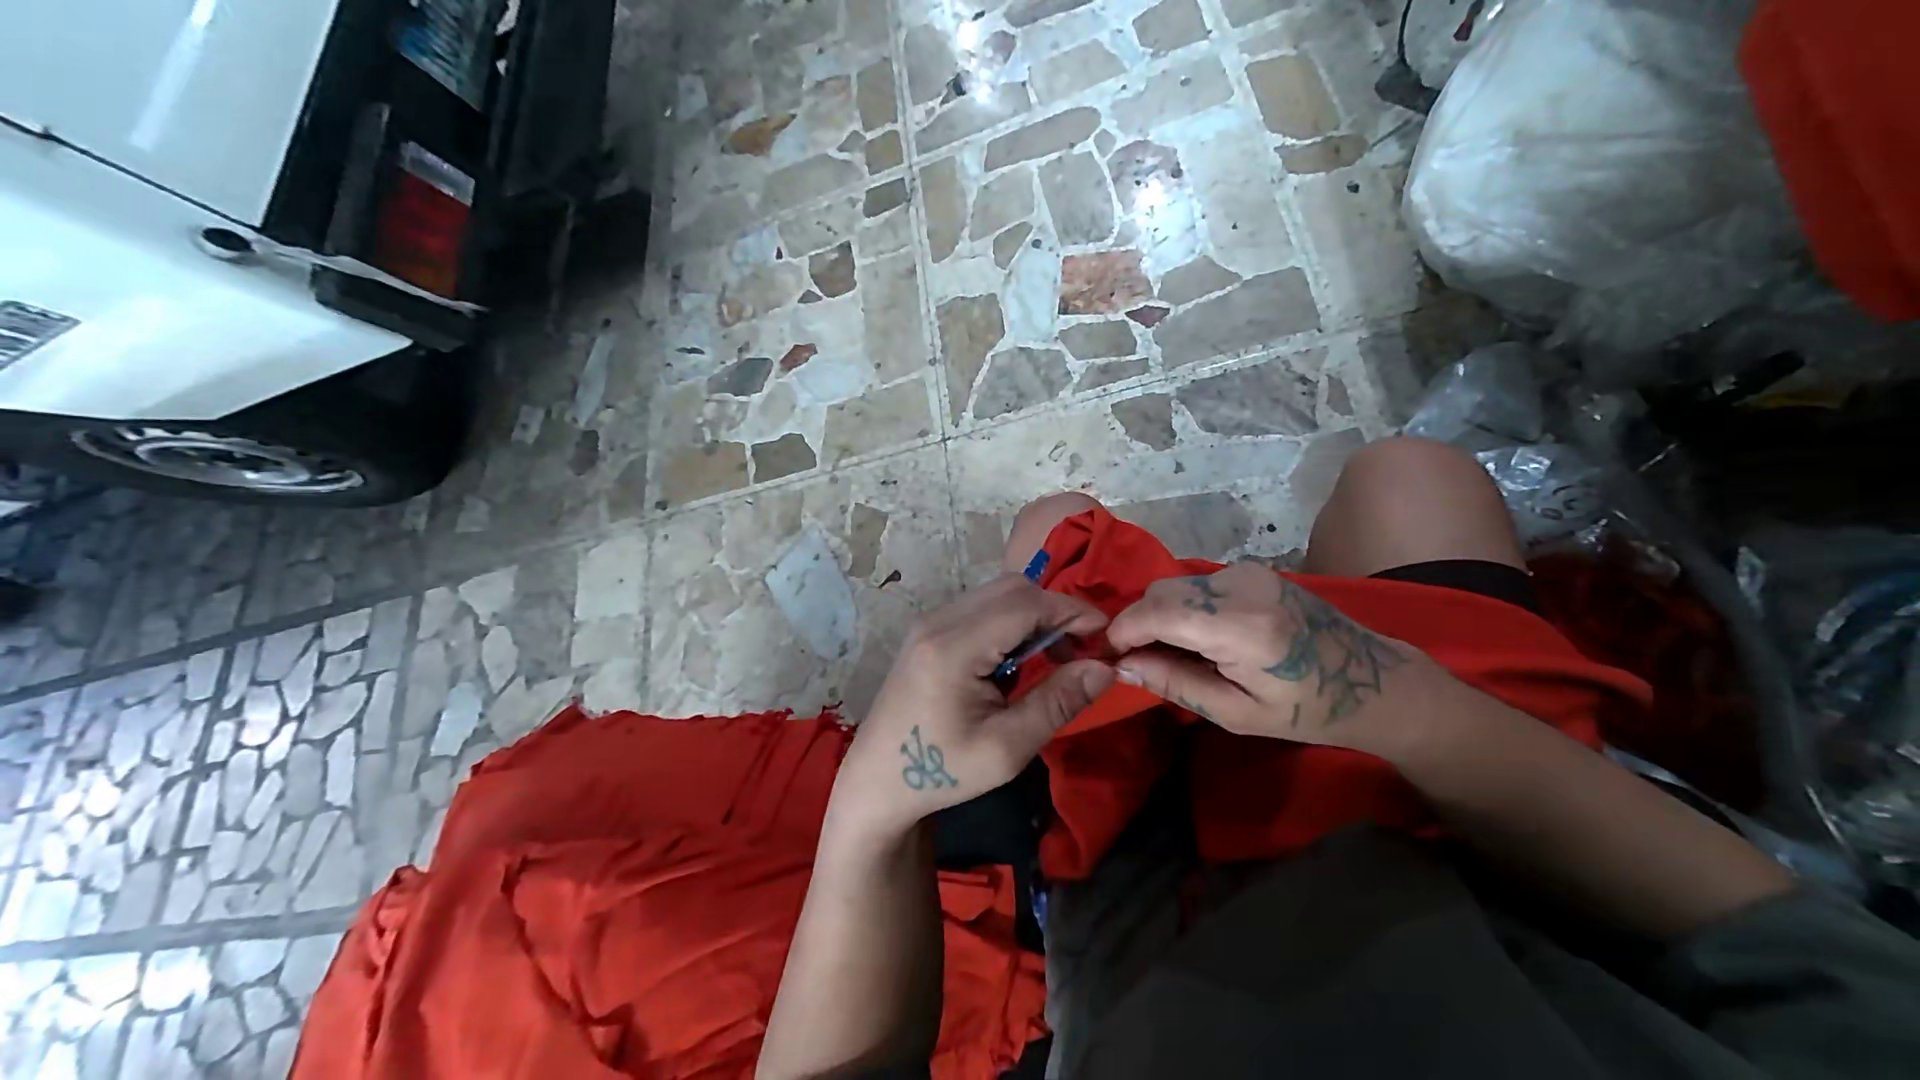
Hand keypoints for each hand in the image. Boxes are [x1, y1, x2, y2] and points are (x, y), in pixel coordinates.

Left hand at [830, 575, 1114, 840]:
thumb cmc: (943, 771)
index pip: (1025, 604)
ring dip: (1033, 615)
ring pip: (996, 593)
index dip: (1071, 612)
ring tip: (1054, 658)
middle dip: (1054, 610)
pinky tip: (1018, 659)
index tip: (1105, 635)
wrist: (878, 779)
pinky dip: (1010, 621)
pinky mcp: (928, 630)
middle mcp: (938, 621)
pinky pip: (980, 607)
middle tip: (1080, 651)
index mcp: (953, 647)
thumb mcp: (1007, 748)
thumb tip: (1105, 668)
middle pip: (1011, 588)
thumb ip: (1057, 702)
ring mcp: (929, 622)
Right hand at [1106, 563, 1435, 748]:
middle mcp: (1241, 587)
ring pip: (1174, 585)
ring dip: (1159, 614)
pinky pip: (1196, 584)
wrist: (1372, 681)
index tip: (1108, 655)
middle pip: (1160, 592)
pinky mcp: (1251, 570)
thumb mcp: (1236, 713)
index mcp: (1242, 627)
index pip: (1157, 612)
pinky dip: (1182, 607)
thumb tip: (1121, 665)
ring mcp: (1248, 572)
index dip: (1123, 630)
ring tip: (1170, 651)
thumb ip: (1175, 683)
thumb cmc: (1306, 710)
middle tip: (1139, 660)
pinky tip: (1197, 636)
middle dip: (1138, 622)